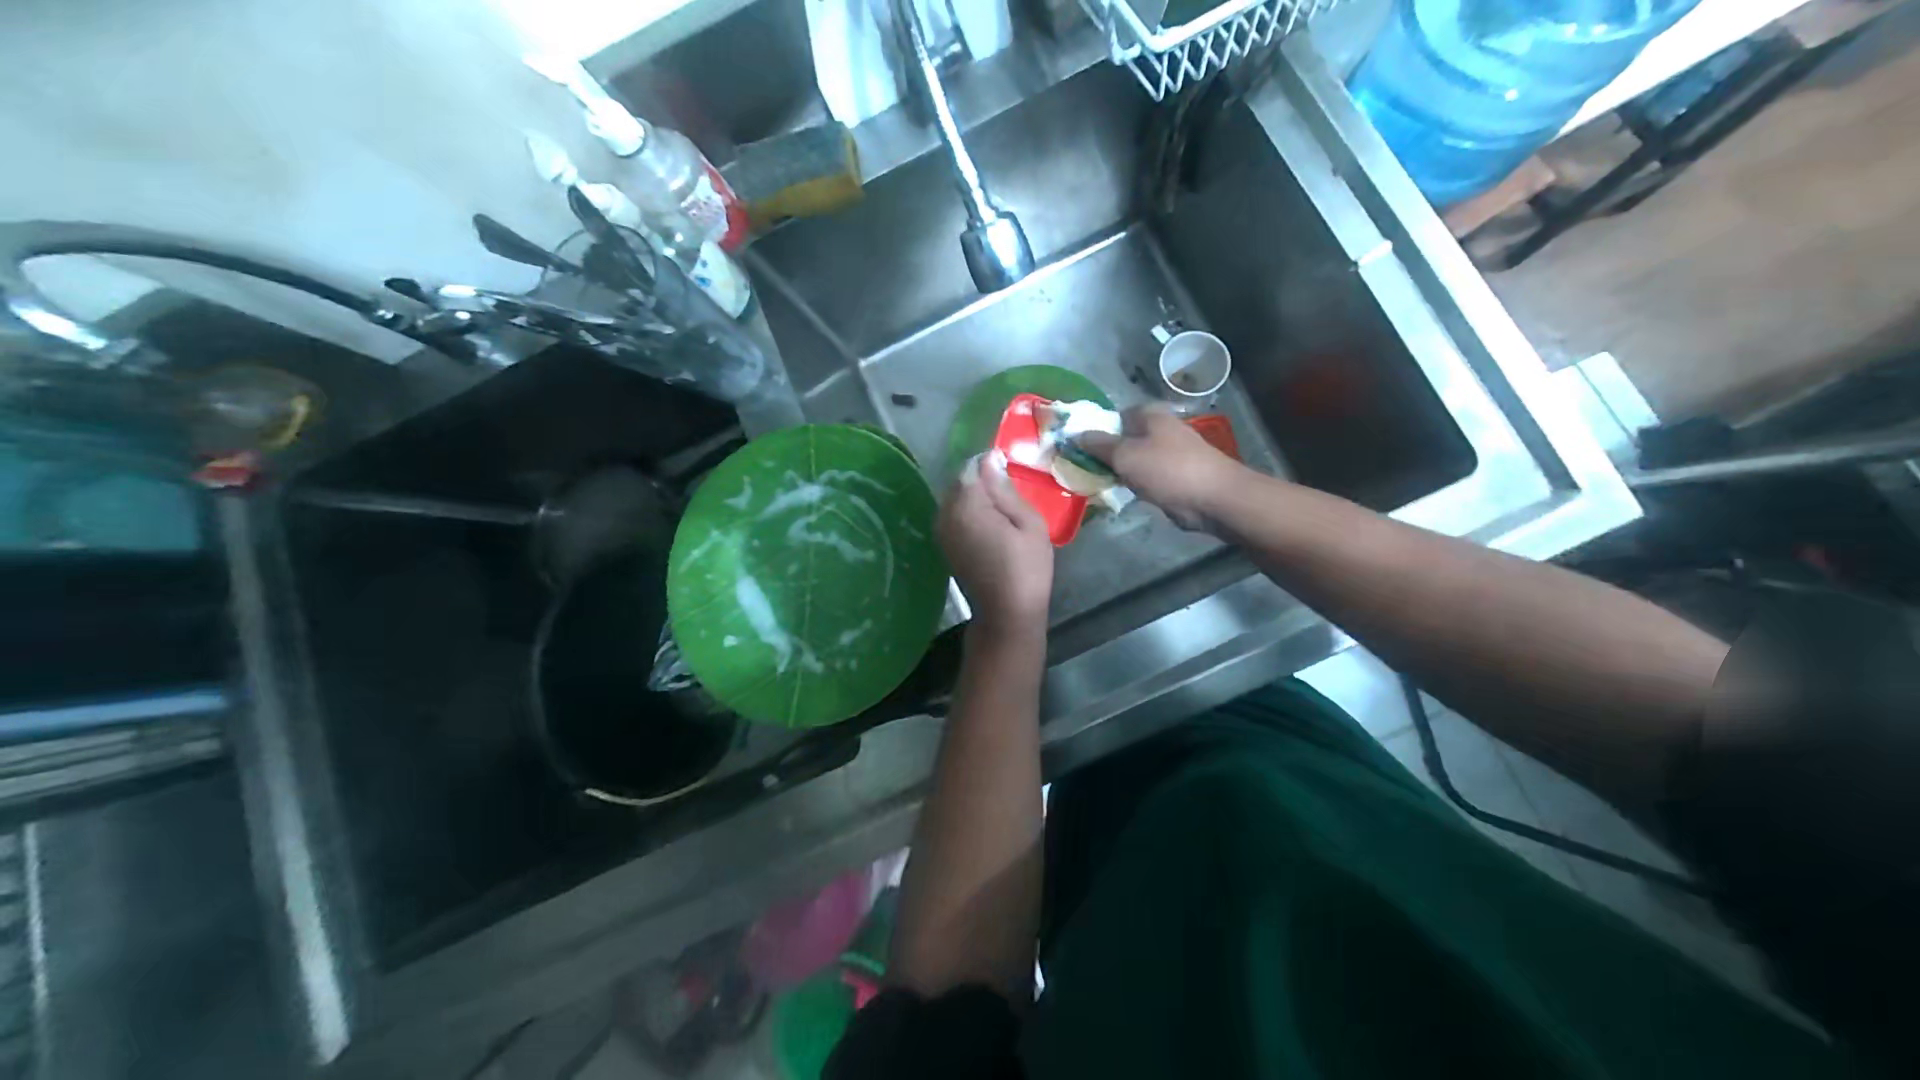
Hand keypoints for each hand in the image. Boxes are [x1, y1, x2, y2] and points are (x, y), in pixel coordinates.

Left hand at [938, 451, 1053, 630]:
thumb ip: (1004, 489)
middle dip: (981, 480)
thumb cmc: (1026, 567)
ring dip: (974, 496)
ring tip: (1002, 507)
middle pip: (960, 481)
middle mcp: (945, 513)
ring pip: (955, 497)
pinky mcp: (944, 544)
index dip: (991, 464)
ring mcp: (941, 530)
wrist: (1007, 613)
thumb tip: (991, 459)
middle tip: (1010, 491)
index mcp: (966, 505)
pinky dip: (968, 512)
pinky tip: (990, 523)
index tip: (1011, 472)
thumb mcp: (1028, 522)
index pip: (972, 467)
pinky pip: (953, 514)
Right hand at [1078, 405, 1240, 529]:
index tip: (1074, 451)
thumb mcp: (1125, 455)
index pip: (1110, 417)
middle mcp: (1158, 429)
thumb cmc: (1167, 469)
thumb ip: (1097, 444)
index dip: (1092, 432)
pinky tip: (1118, 494)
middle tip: (1080, 471)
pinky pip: (1142, 477)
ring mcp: (1166, 453)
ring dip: (1116, 472)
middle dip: (1102, 455)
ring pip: (1131, 460)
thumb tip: (1075, 434)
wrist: (1212, 498)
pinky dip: (1131, 484)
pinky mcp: (1171, 475)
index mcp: (1148, 414)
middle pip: (1120, 439)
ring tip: (1095, 484)